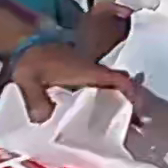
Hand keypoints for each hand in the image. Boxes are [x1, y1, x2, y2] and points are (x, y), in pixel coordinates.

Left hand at [11, 42, 139, 121]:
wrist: (29, 45)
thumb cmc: (33, 60)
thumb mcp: (28, 80)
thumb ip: (35, 99)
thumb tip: (42, 120)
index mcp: (88, 72)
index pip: (118, 80)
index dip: (131, 92)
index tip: (138, 108)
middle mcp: (95, 72)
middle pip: (123, 85)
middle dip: (132, 102)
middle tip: (138, 122)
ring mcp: (91, 73)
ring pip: (115, 86)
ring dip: (123, 100)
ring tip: (128, 121)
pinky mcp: (85, 76)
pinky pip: (105, 87)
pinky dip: (111, 98)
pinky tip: (106, 112)